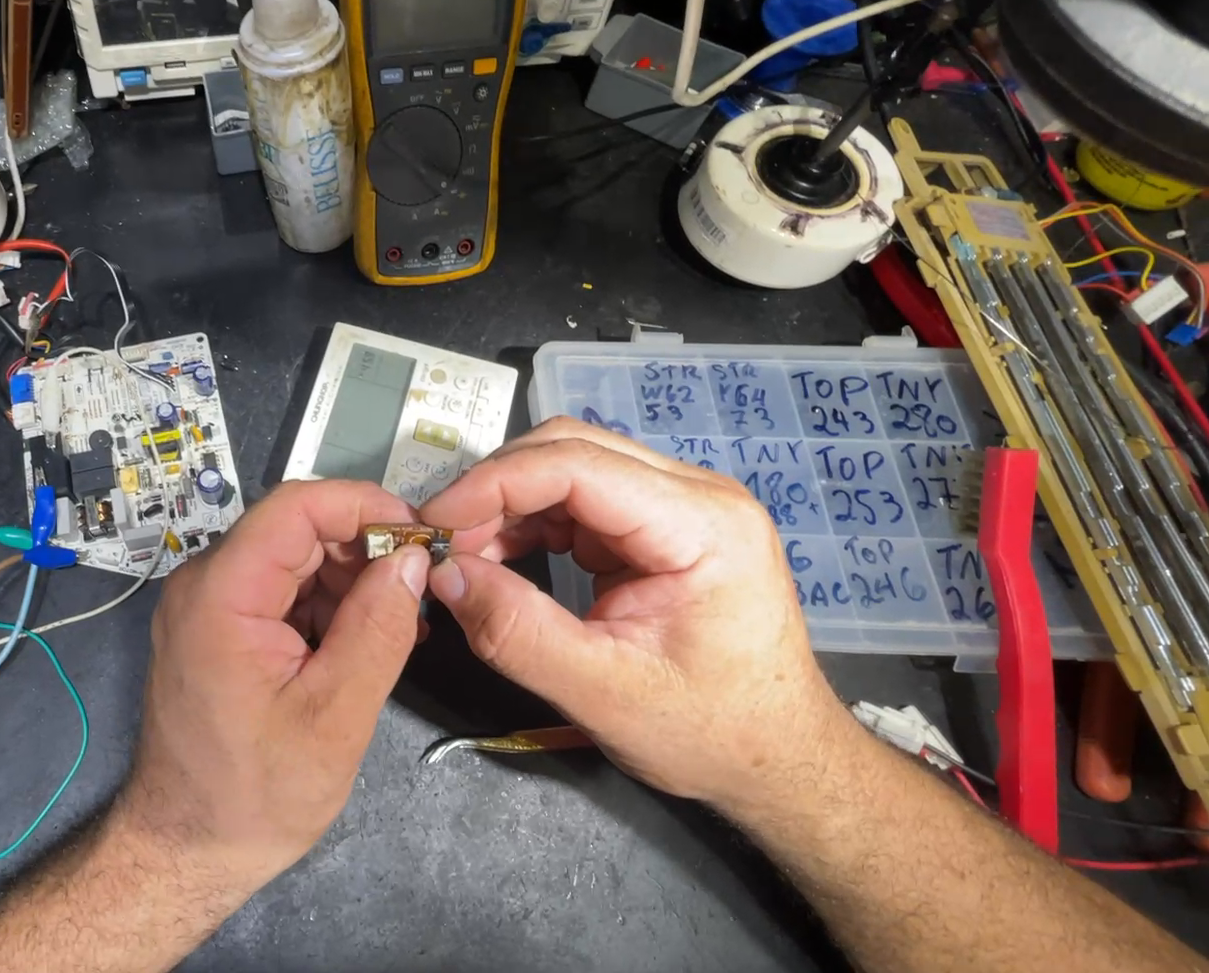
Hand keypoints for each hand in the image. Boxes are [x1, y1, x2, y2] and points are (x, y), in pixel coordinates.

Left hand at [112, 480, 429, 896]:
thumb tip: (413, 560)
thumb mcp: (334, 715)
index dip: (362, 505)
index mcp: (221, 592)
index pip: (294, 506)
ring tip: (403, 621)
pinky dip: (326, 604)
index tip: (419, 534)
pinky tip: (366, 636)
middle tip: (421, 585)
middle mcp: (205, 582)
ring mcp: (208, 603)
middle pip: (294, 529)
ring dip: (350, 578)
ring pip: (292, 558)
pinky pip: (280, 590)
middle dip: (363, 547)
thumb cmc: (257, 793)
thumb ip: (378, 629)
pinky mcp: (219, 626)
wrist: (187, 846)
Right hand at [416, 418, 853, 813]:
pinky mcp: (653, 525)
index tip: (434, 525)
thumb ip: (518, 633)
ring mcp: (674, 504)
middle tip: (441, 541)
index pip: (577, 464)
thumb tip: (441, 575)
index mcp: (701, 523)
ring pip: (565, 467)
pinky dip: (525, 522)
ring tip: (462, 554)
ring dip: (504, 504)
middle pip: (569, 450)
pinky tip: (497, 557)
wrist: (779, 762)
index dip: (494, 484)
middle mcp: (693, 493)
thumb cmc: (712, 733)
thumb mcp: (605, 695)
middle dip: (494, 488)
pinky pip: (573, 499)